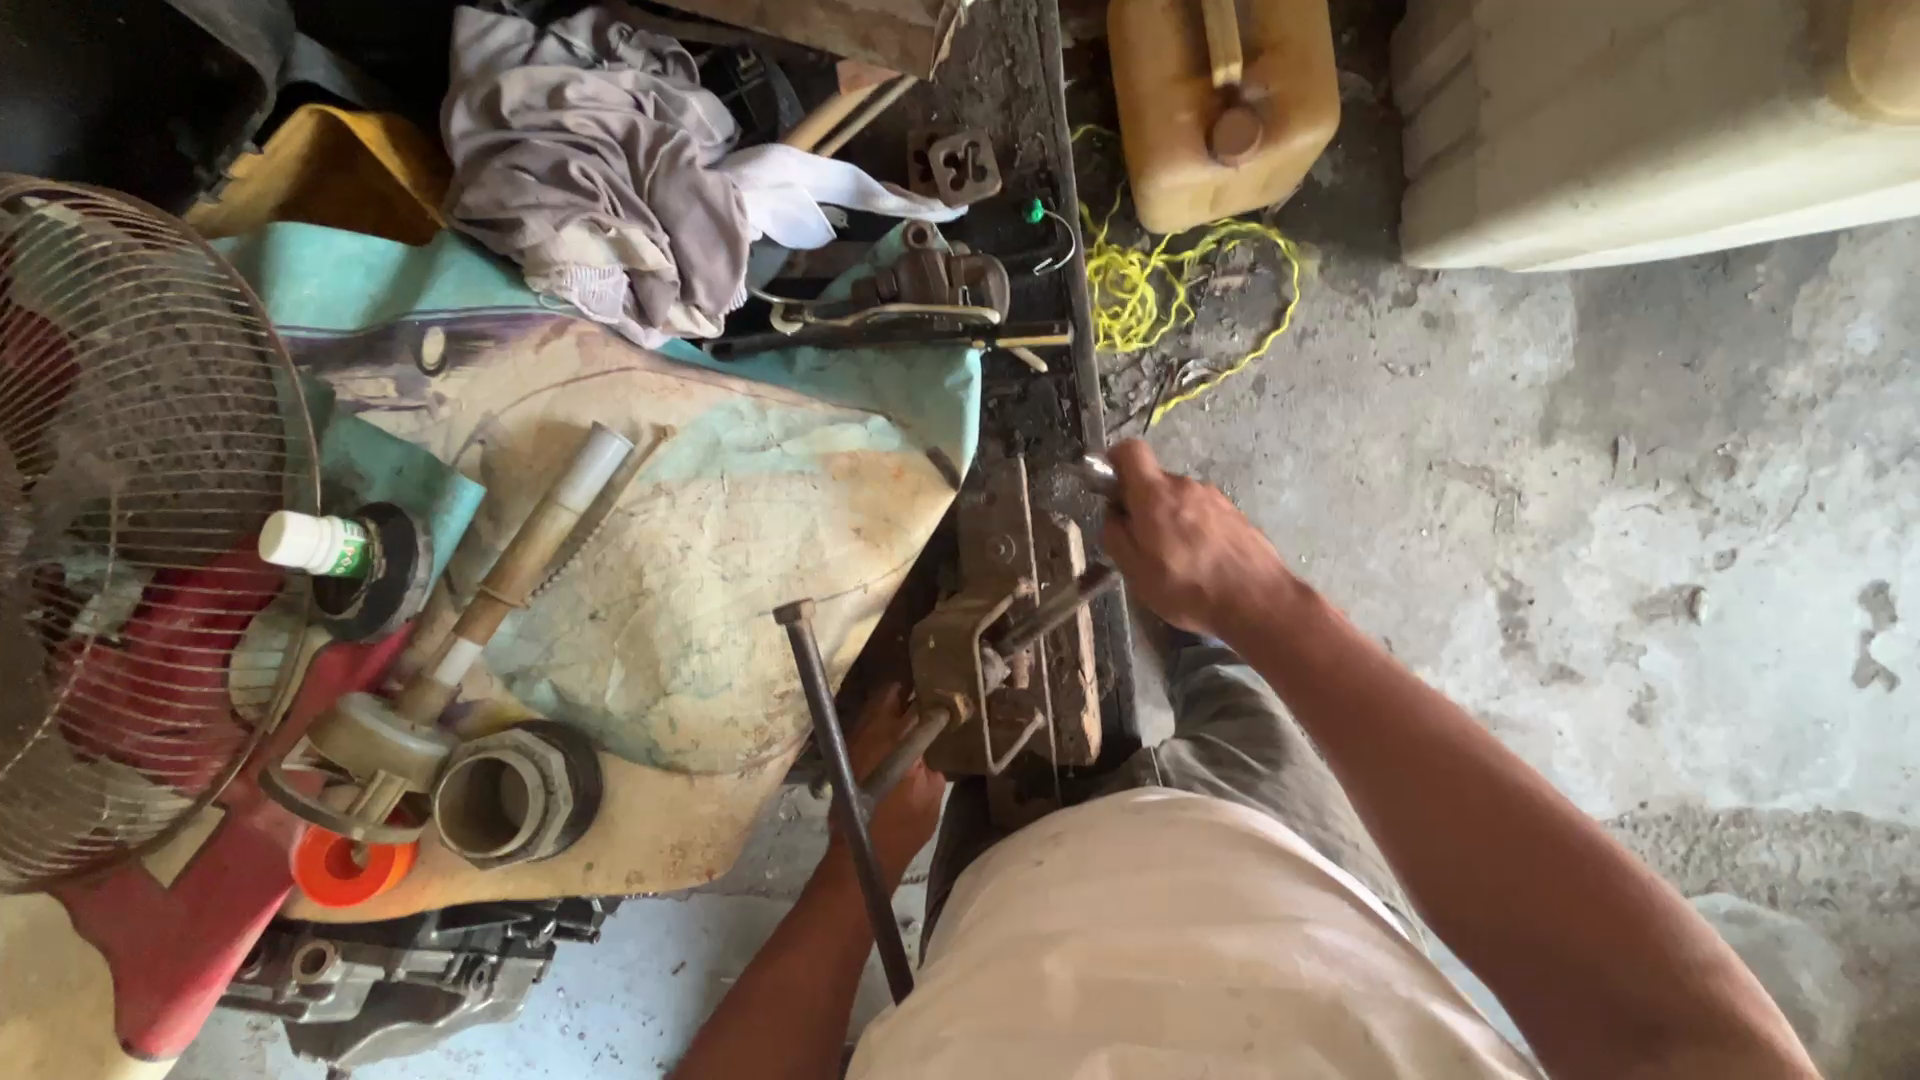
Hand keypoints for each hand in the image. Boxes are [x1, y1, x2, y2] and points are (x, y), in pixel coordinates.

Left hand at [823, 683, 944, 887]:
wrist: (862, 852)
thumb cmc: (904, 825)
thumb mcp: (933, 792)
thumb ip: (936, 757)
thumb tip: (937, 739)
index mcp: (900, 737)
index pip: (920, 700)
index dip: (935, 696)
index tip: (948, 695)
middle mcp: (874, 730)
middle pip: (890, 692)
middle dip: (909, 691)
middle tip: (928, 699)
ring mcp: (856, 738)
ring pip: (875, 706)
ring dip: (892, 705)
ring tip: (912, 715)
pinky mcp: (847, 750)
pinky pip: (866, 723)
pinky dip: (880, 722)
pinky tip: (894, 736)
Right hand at [1100, 439, 1298, 639]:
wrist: (1258, 602)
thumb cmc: (1188, 589)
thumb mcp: (1135, 571)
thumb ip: (1116, 536)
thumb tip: (1114, 515)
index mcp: (1155, 495)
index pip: (1130, 451)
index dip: (1114, 462)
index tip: (1110, 489)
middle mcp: (1186, 486)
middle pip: (1154, 481)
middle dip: (1142, 505)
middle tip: (1142, 544)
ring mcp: (1215, 498)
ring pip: (1179, 499)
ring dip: (1169, 520)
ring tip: (1175, 560)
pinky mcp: (1235, 514)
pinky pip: (1202, 512)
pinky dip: (1193, 529)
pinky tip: (1201, 562)